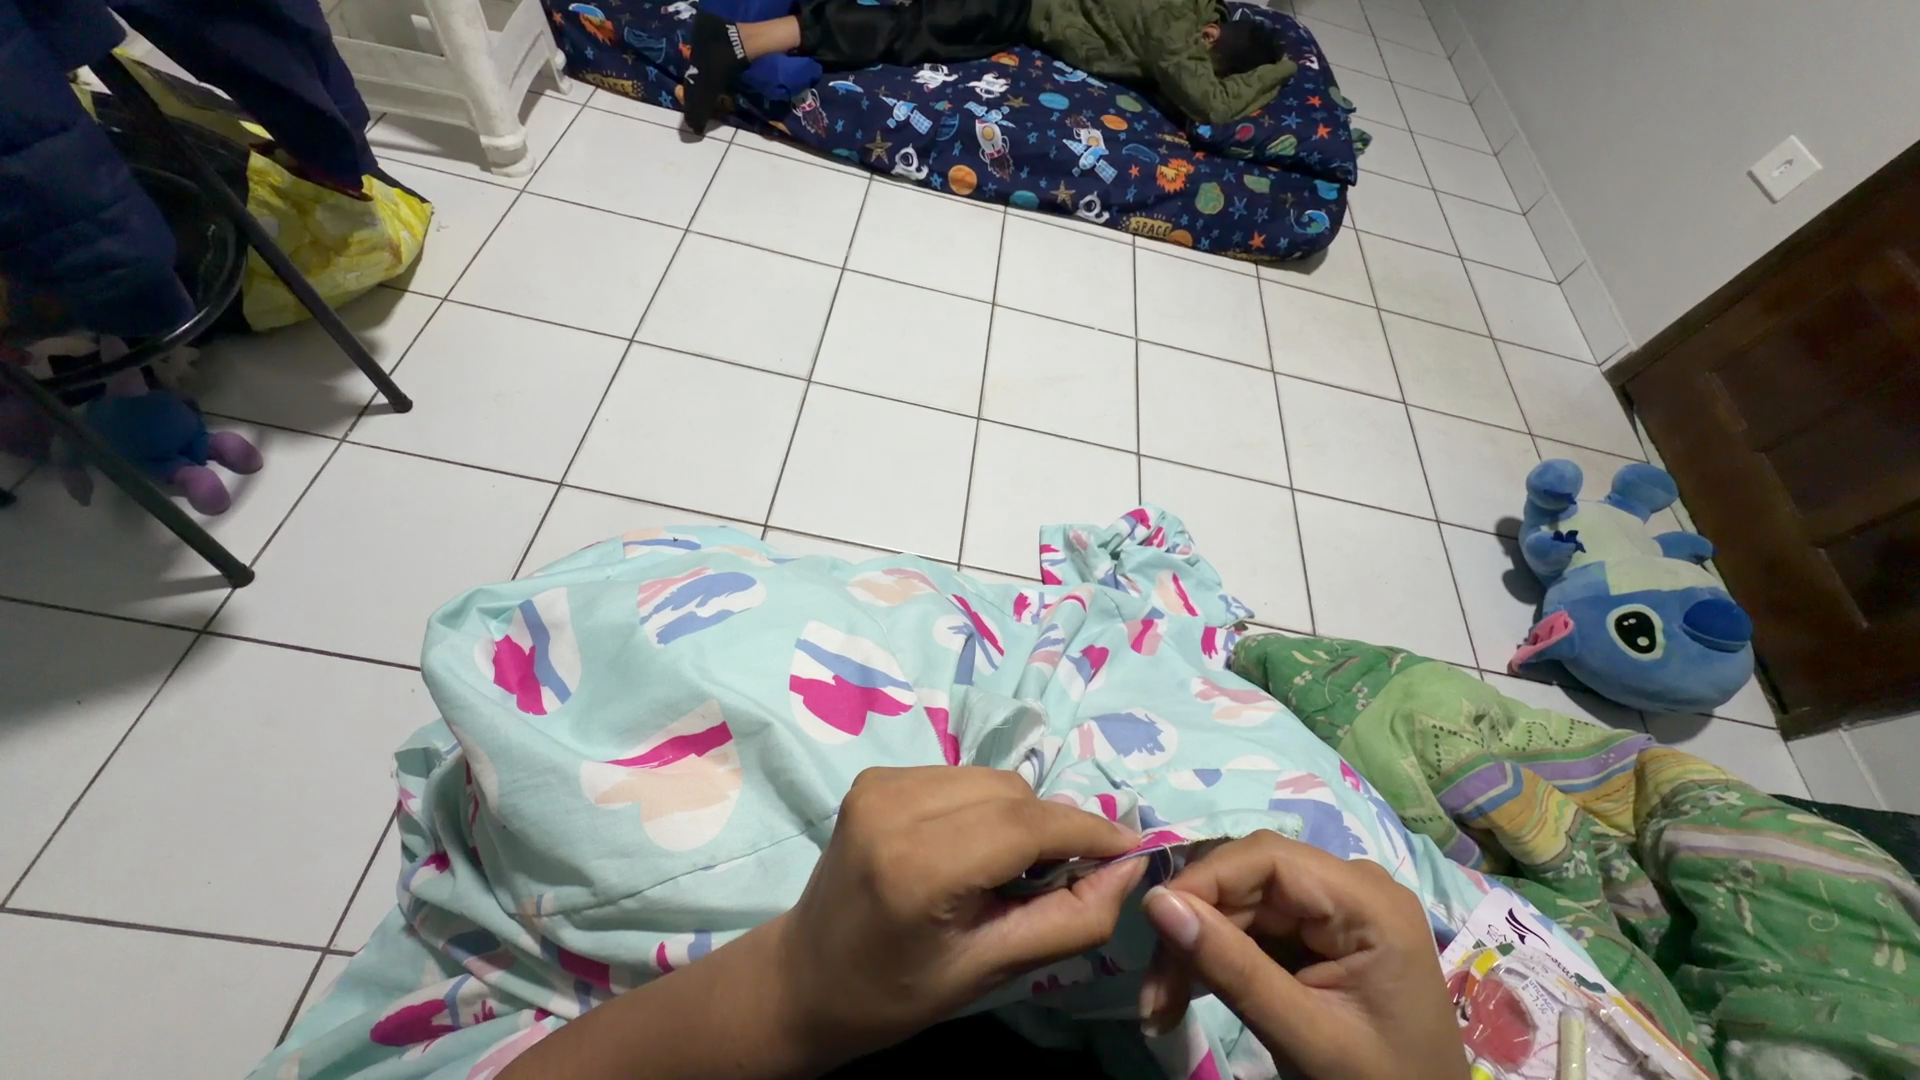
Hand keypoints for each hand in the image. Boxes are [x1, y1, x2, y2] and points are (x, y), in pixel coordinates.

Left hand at [771, 766, 1145, 1061]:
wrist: (804, 977)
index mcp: (918, 864)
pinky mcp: (876, 775)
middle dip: (1052, 829)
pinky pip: (961, 777)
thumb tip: (1129, 867)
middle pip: (1013, 793)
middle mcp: (895, 804)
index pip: (1026, 824)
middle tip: (1059, 879)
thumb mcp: (990, 970)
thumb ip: (1070, 919)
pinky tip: (970, 847)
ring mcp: (881, 782)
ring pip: (991, 778)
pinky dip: (984, 806)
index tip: (1132, 847)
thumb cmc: (895, 992)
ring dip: (1018, 816)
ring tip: (1007, 868)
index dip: (1087, 832)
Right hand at [1138, 831, 1465, 1079]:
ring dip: (1195, 948)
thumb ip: (1233, 969)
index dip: (1203, 879)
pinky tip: (1186, 992)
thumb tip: (1155, 902)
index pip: (1266, 857)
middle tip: (1152, 992)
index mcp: (1367, 901)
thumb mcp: (1307, 1037)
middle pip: (1246, 881)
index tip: (1153, 921)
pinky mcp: (1316, 932)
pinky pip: (1251, 927)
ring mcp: (1334, 909)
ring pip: (1238, 904)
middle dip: (1193, 928)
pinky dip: (1215, 958)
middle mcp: (1350, 888)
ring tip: (1160, 1004)